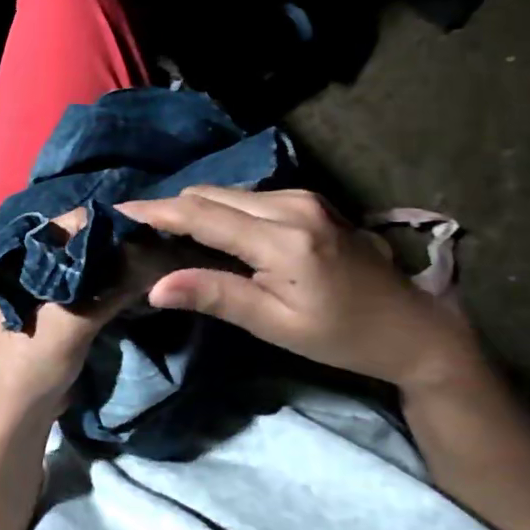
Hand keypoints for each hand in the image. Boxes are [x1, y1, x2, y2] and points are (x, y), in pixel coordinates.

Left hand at [0, 207, 167, 416]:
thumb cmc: (32, 365)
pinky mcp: (62, 313)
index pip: (72, 224)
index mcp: (24, 259)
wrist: (16, 419)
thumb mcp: (70, 324)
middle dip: (119, 244)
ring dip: (120, 266)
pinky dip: (114, 286)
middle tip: (161, 245)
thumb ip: (110, 289)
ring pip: (91, 267)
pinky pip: (92, 288)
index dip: (110, 223)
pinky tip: (139, 288)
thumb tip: (157, 256)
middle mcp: (35, 267)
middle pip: (84, 244)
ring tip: (157, 263)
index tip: (150, 227)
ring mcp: (49, 291)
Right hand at [121, 186, 481, 387]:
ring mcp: (302, 197)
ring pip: (227, 192)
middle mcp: (291, 203)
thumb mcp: (277, 324)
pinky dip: (219, 211)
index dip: (156, 211)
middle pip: (210, 194)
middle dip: (170, 209)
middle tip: (137, 233)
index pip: (202, 214)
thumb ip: (217, 295)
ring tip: (165, 235)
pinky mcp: (308, 201)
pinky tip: (208, 233)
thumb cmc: (342, 336)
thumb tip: (156, 286)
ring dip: (194, 209)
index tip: (117, 211)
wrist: (412, 328)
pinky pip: (247, 198)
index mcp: (284, 238)